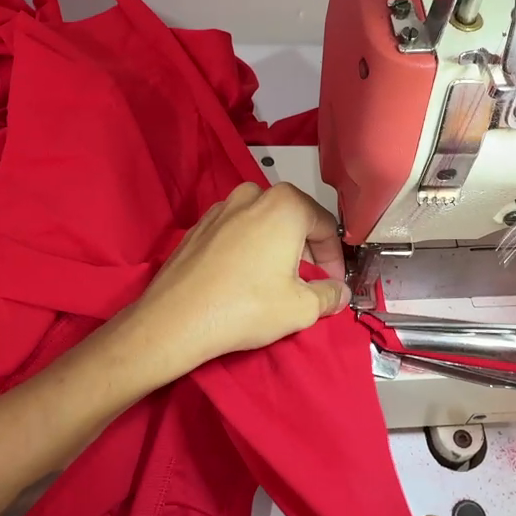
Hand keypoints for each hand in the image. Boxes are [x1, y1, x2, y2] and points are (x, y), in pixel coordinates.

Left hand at [124, 182, 349, 378]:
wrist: (177, 319)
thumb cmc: (245, 307)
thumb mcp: (301, 308)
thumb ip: (329, 295)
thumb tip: (338, 292)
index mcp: (284, 205)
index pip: (325, 225)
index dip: (335, 257)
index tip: (334, 282)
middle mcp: (252, 196)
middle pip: (293, 220)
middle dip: (306, 251)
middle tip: (309, 283)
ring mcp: (220, 208)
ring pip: (262, 224)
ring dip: (276, 248)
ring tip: (276, 283)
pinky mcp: (198, 227)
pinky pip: (236, 232)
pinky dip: (248, 250)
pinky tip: (245, 280)